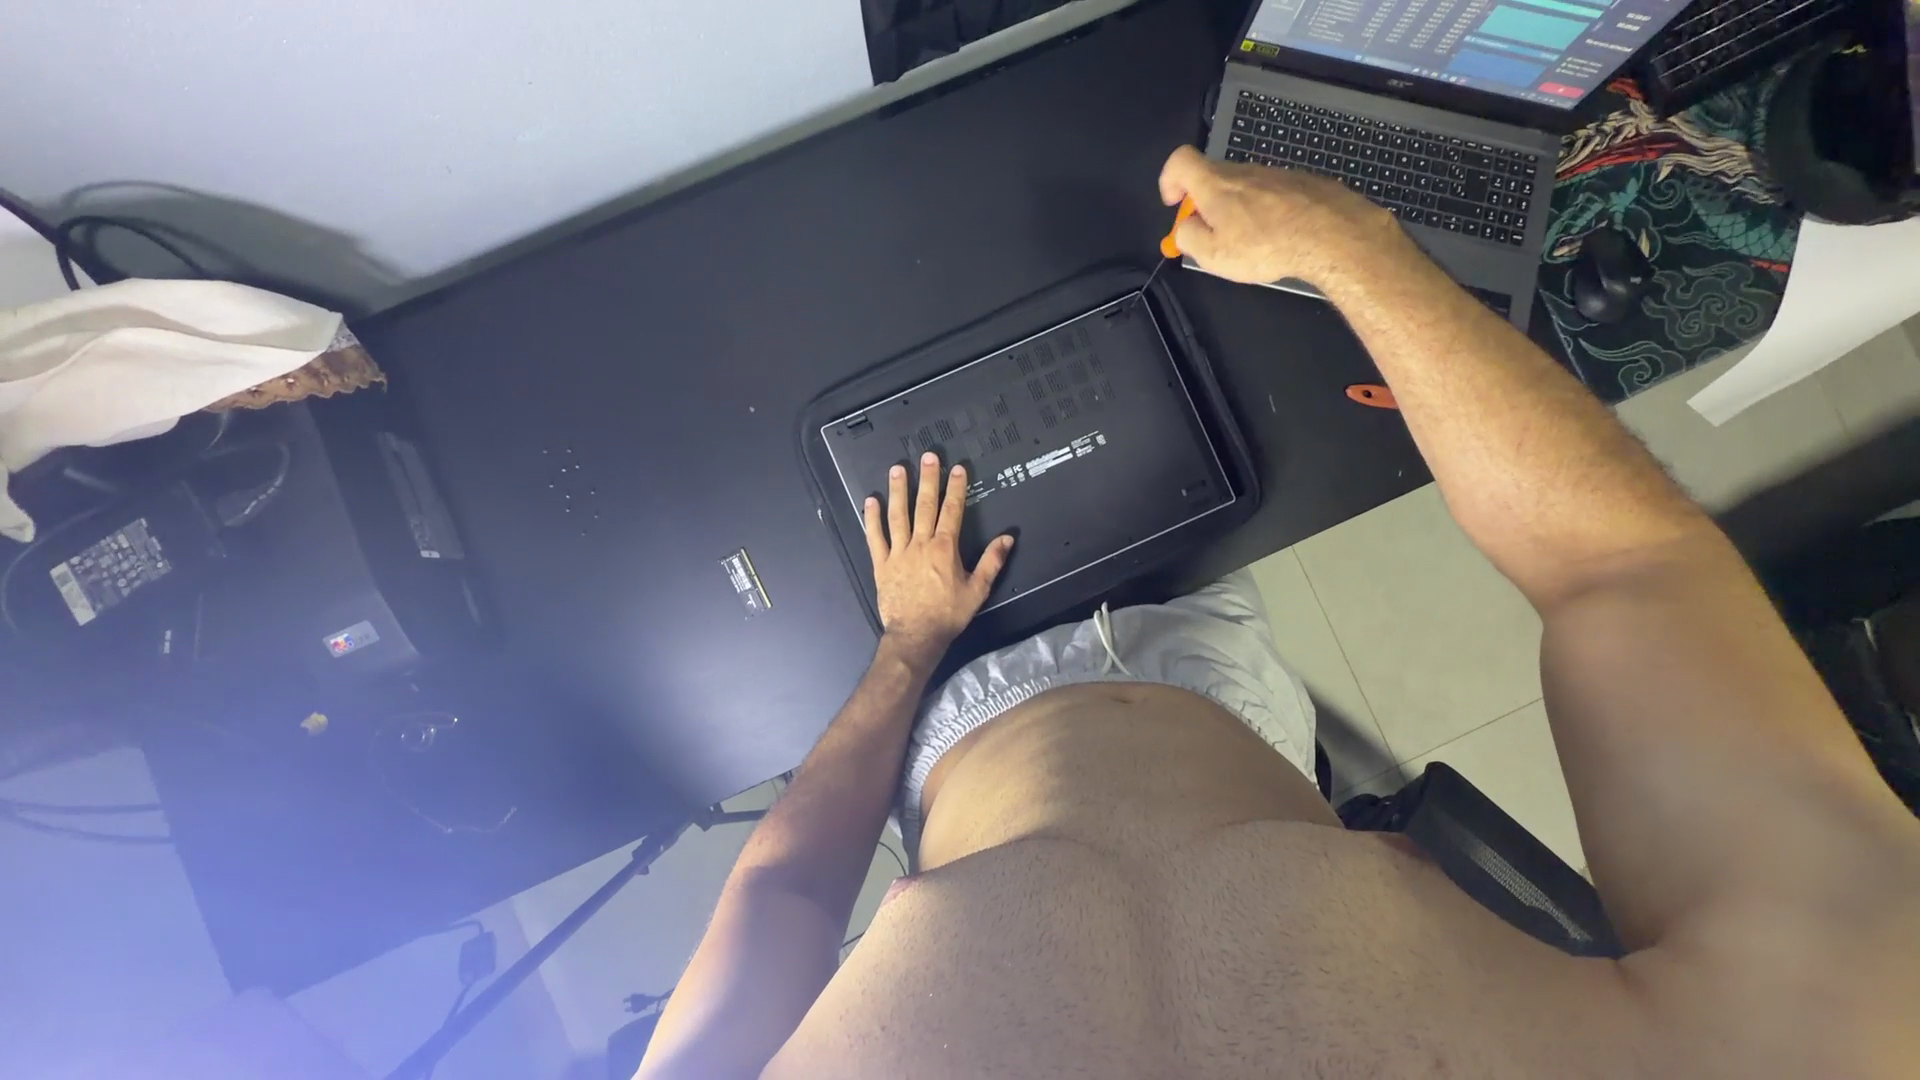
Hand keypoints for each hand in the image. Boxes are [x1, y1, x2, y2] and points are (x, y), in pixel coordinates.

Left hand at [864, 453, 1013, 659]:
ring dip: (898, 491)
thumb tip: (1007, 539)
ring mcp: (898, 553)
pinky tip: (870, 501)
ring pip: (898, 515)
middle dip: (928, 479)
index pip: (952, 511)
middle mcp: (920, 545)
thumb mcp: (978, 590)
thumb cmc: (948, 615)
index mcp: (944, 549)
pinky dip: (872, 519)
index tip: (957, 469)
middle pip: (924, 505)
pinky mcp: (882, 564)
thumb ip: (992, 561)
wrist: (916, 636)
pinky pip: (875, 537)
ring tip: (897, 469)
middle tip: (928, 457)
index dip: (956, 488)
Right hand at [1158, 145, 1412, 288]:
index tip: (1174, 204)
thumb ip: (1188, 237)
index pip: (1180, 161)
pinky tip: (1276, 237)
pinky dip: (1264, 212)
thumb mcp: (1212, 254)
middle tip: (1211, 236)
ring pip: (1243, 187)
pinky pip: (1270, 194)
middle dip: (1204, 204)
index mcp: (1216, 184)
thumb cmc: (1265, 246)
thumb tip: (1184, 227)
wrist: (1330, 234)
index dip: (1169, 180)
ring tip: (1248, 243)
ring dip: (1236, 210)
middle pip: (1212, 177)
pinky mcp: (1300, 183)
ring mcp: (1275, 174)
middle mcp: (1244, 171)